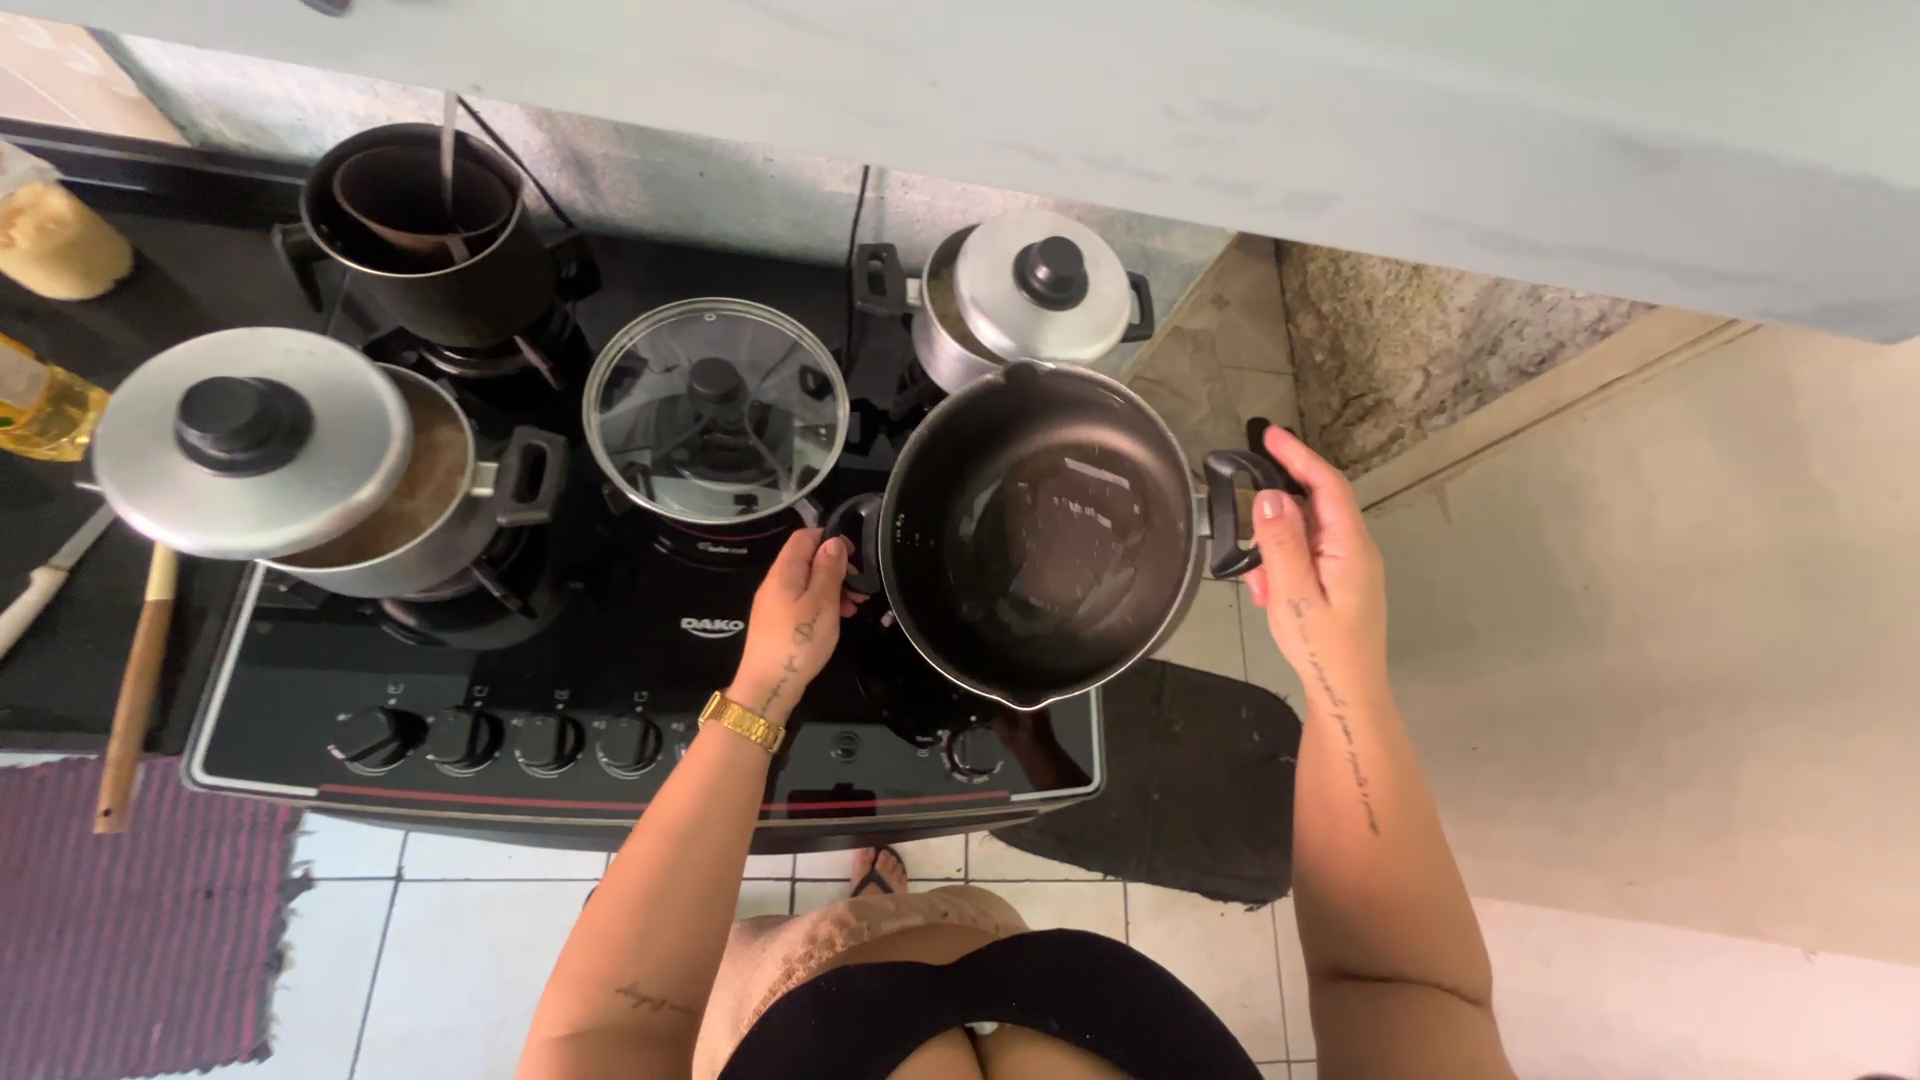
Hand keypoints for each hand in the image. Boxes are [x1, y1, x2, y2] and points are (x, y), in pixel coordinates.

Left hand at [726, 529, 850, 724]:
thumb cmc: (799, 642)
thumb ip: (828, 569)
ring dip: (834, 587)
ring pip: (808, 582)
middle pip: (807, 560)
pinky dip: (823, 603)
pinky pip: (803, 601)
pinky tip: (839, 617)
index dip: (830, 538)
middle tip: (861, 585)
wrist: (768, 686)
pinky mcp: (778, 622)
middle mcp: (776, 582)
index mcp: (784, 571)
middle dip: (836, 567)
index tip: (855, 555)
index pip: (804, 536)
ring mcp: (775, 603)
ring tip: (856, 604)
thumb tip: (834, 542)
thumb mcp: (822, 602)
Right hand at [1244, 426, 1388, 710]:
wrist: (1347, 694)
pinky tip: (1269, 592)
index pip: (1327, 485)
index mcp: (1351, 546)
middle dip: (1276, 512)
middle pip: (1315, 506)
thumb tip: (1267, 495)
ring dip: (1275, 548)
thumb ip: (1280, 543)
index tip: (1268, 435)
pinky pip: (1305, 556)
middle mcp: (1354, 548)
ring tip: (1261, 586)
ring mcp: (1348, 565)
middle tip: (1247, 532)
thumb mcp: (1293, 594)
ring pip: (1305, 533)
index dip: (1299, 456)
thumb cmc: (1323, 646)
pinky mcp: (1339, 581)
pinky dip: (1281, 565)